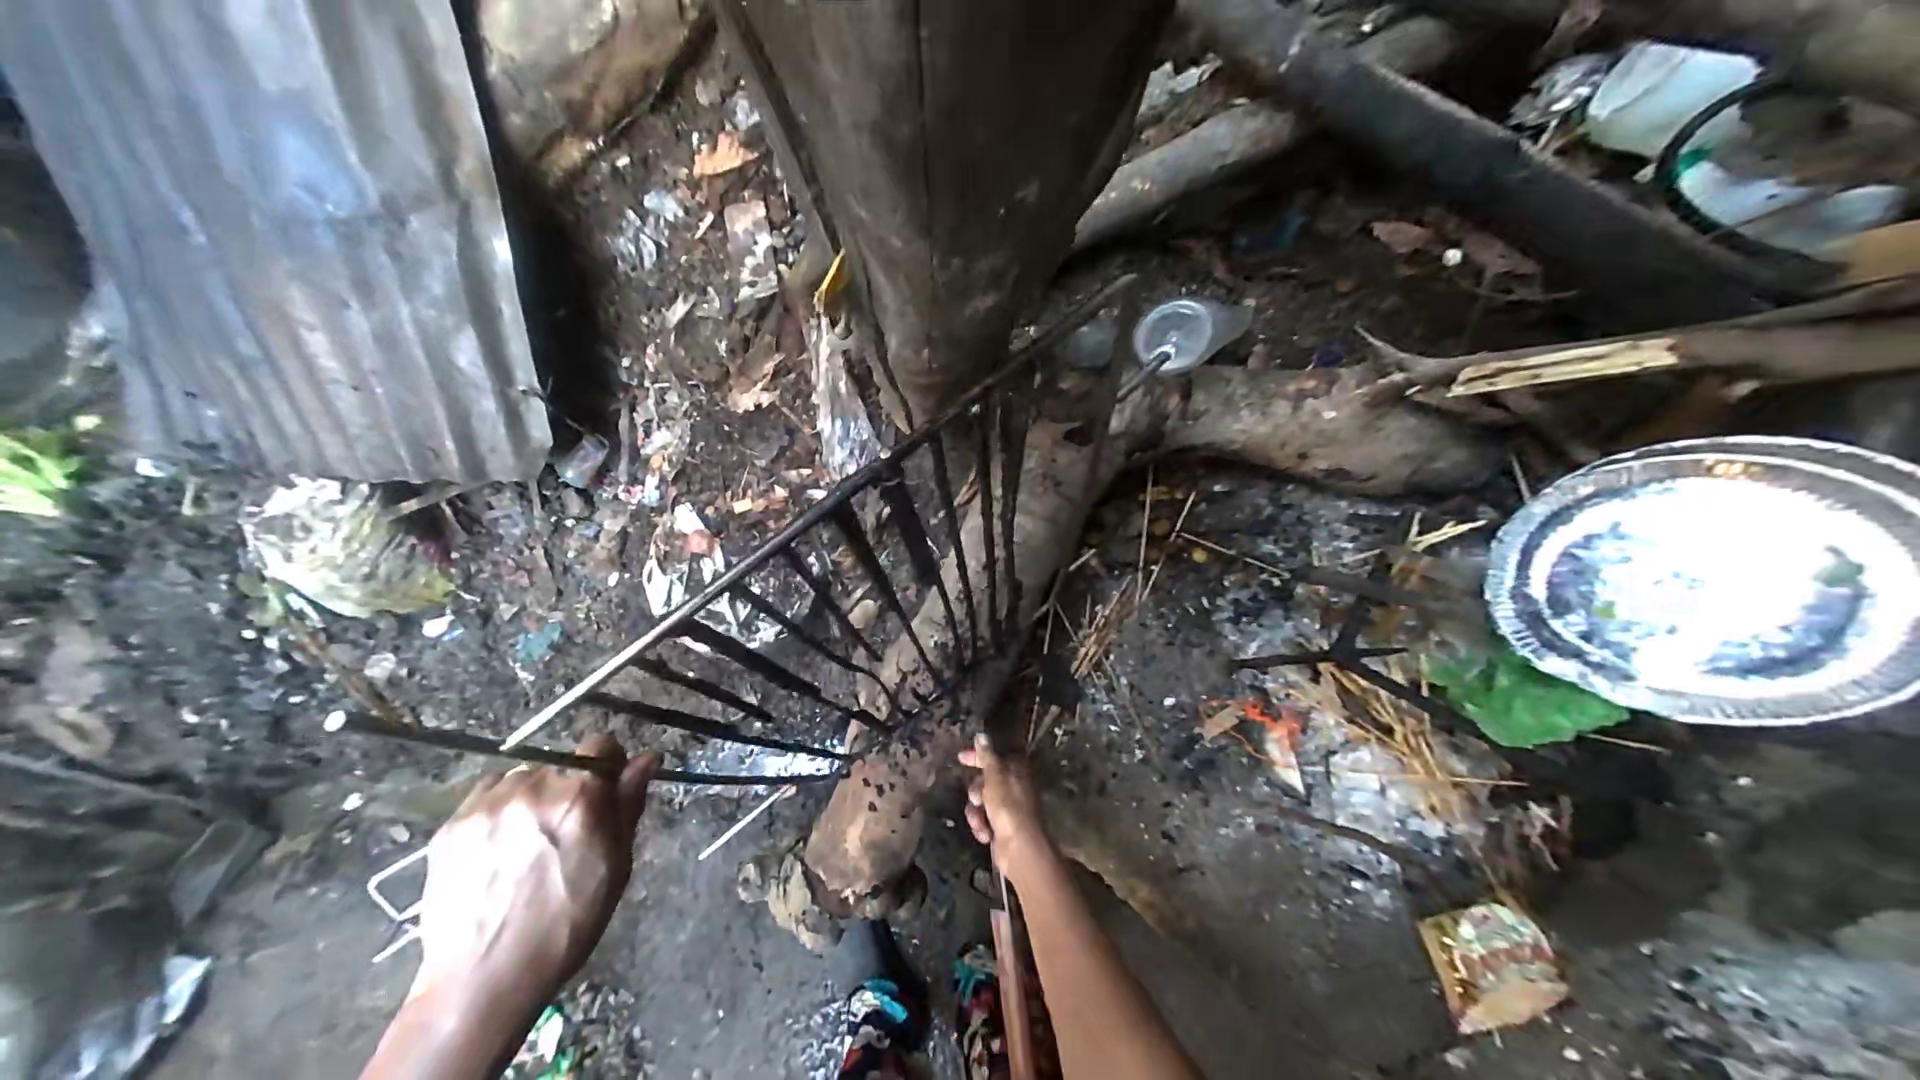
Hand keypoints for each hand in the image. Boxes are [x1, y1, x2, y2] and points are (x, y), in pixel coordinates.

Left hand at [409, 734, 658, 1012]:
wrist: (484, 977)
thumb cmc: (568, 923)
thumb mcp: (617, 864)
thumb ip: (629, 804)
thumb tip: (646, 759)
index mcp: (582, 795)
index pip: (601, 746)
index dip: (607, 769)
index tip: (604, 798)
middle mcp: (535, 785)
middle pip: (561, 765)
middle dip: (568, 790)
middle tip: (563, 835)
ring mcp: (489, 803)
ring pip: (523, 778)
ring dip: (532, 798)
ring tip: (525, 846)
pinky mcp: (452, 823)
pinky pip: (486, 796)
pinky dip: (498, 811)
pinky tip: (497, 850)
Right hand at [957, 734, 1053, 879]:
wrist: (1019, 847)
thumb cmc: (1008, 807)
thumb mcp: (995, 776)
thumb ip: (987, 756)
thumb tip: (981, 734)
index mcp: (1015, 770)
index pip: (994, 755)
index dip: (977, 755)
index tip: (961, 757)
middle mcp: (1012, 785)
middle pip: (984, 780)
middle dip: (976, 791)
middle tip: (977, 799)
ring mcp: (1007, 807)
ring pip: (980, 802)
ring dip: (976, 813)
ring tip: (981, 822)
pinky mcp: (1000, 825)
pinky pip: (982, 819)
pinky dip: (981, 826)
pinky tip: (985, 834)